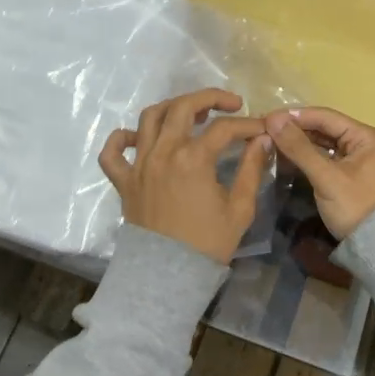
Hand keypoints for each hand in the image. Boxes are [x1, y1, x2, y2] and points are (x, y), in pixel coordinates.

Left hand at [100, 88, 271, 264]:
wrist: (167, 278)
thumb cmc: (207, 244)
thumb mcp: (240, 208)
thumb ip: (252, 169)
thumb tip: (262, 140)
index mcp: (193, 159)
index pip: (224, 127)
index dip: (247, 124)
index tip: (262, 128)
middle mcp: (163, 153)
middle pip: (183, 106)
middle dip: (210, 97)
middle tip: (230, 104)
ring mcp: (139, 165)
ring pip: (149, 118)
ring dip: (172, 108)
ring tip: (191, 114)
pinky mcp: (123, 181)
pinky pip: (112, 152)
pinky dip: (121, 138)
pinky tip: (138, 137)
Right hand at [264, 107, 374, 239]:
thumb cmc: (355, 207)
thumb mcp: (326, 177)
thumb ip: (300, 148)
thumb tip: (273, 120)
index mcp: (365, 136)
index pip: (326, 117)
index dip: (296, 116)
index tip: (268, 117)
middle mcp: (363, 141)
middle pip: (324, 128)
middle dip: (296, 129)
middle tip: (266, 129)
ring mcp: (357, 158)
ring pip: (323, 143)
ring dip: (299, 143)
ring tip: (271, 141)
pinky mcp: (349, 174)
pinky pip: (325, 158)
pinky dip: (307, 157)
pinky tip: (286, 156)